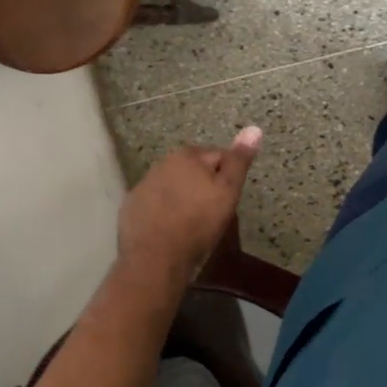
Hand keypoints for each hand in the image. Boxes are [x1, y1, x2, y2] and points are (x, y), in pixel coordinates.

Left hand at [117, 126, 262, 285]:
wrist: (154, 258)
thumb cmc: (198, 222)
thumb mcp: (228, 191)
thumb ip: (239, 160)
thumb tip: (254, 128)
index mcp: (187, 155)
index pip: (219, 157)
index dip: (228, 177)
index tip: (228, 199)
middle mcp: (162, 163)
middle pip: (194, 170)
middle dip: (204, 184)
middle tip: (212, 211)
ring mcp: (143, 185)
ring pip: (173, 185)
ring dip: (183, 196)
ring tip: (191, 222)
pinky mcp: (131, 207)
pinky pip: (155, 202)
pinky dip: (163, 210)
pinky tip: (169, 229)